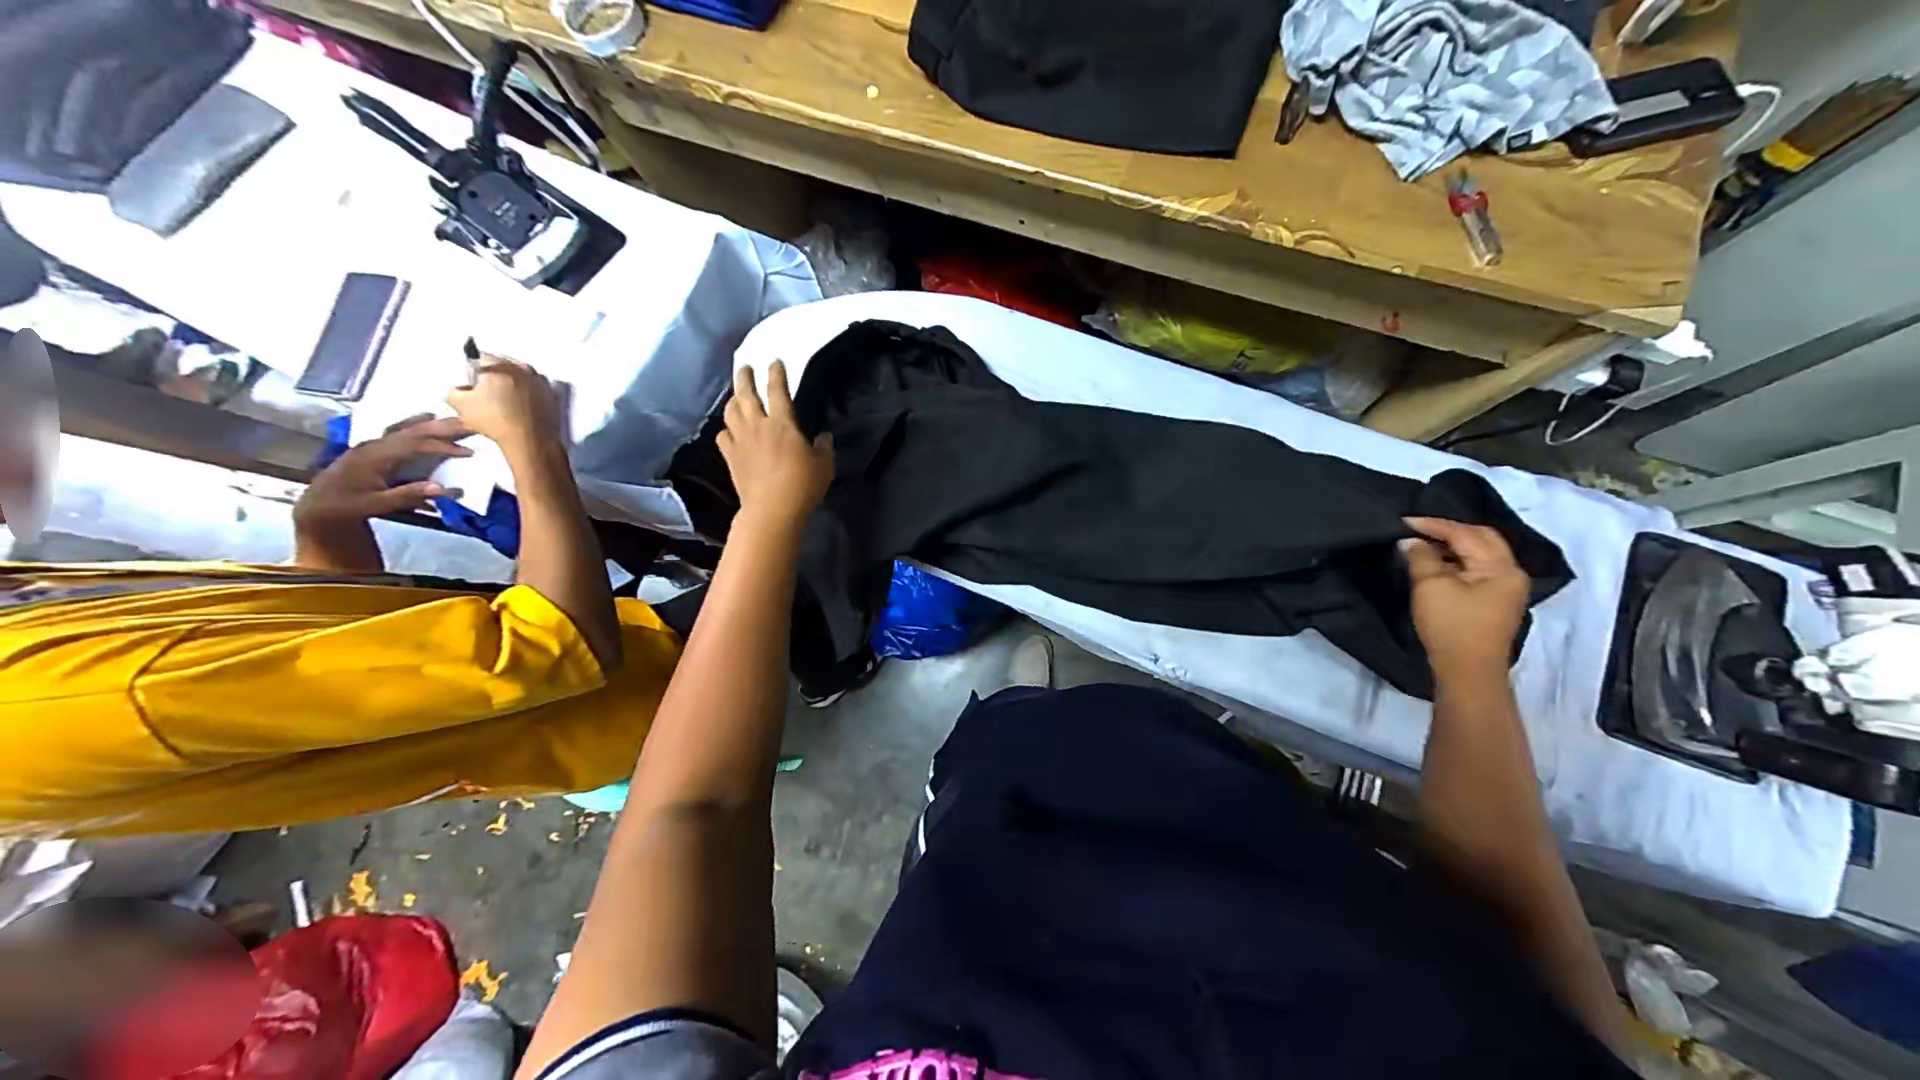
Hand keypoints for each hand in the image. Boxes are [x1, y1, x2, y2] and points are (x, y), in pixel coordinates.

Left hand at [294, 414, 471, 526]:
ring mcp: (371, 444)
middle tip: (470, 424)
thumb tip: (445, 489)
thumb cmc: (348, 506)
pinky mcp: (371, 447)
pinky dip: (414, 423)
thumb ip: (409, 496)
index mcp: (376, 457)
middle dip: (442, 427)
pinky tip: (424, 419)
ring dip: (430, 422)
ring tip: (452, 418)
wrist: (318, 504)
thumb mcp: (377, 505)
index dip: (443, 447)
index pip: (416, 445)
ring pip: (404, 427)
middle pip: (412, 431)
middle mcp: (374, 445)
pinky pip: (396, 429)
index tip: (469, 452)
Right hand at [446, 355, 563, 457]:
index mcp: (500, 366)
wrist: (530, 439)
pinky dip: (529, 393)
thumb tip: (459, 389)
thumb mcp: (460, 404)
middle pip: (504, 365)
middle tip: (489, 393)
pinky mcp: (552, 395)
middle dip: (495, 375)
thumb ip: (454, 390)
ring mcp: (541, 381)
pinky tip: (522, 407)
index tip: (474, 383)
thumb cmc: (495, 420)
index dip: (474, 370)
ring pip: (522, 375)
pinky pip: (536, 388)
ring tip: (506, 401)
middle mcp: (523, 369)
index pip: (481, 357)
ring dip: (513, 383)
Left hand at [716, 361, 832, 530]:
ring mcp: (741, 441)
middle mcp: (758, 425)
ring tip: (736, 395)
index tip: (774, 361)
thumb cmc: (802, 486)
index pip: (777, 390)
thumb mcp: (824, 466)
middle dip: (745, 377)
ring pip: (731, 411)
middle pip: (746, 394)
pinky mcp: (730, 457)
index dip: (776, 373)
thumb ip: (824, 448)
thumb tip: (823, 437)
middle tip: (745, 367)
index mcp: (783, 423)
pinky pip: (723, 436)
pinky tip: (729, 430)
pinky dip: (726, 429)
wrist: (771, 510)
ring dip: (733, 399)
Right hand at [1402, 516, 1530, 676]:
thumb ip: (1421, 557)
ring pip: (1479, 554)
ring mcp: (1506, 588)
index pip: (1466, 534)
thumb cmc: (1451, 626)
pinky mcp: (1494, 601)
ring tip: (1421, 545)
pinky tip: (1435, 564)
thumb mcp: (1430, 586)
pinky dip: (1456, 562)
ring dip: (1452, 547)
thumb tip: (1410, 541)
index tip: (1403, 521)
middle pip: (1481, 539)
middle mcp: (1511, 573)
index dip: (1433, 525)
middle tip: (1417, 529)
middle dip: (1449, 531)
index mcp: (1501, 567)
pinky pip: (1476, 569)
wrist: (1466, 670)